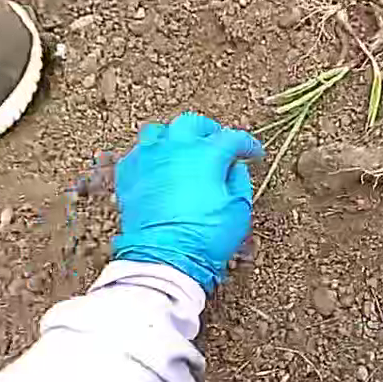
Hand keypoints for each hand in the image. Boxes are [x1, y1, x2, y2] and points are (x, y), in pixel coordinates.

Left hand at [111, 113, 263, 291]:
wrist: (164, 258)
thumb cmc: (204, 237)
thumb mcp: (238, 211)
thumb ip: (239, 182)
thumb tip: (234, 168)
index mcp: (206, 154)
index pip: (231, 138)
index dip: (247, 145)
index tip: (254, 154)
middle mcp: (174, 148)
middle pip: (191, 124)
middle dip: (209, 131)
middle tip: (218, 143)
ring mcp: (148, 160)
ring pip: (159, 132)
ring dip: (174, 138)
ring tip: (183, 150)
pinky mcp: (128, 176)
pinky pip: (138, 155)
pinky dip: (151, 157)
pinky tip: (158, 169)